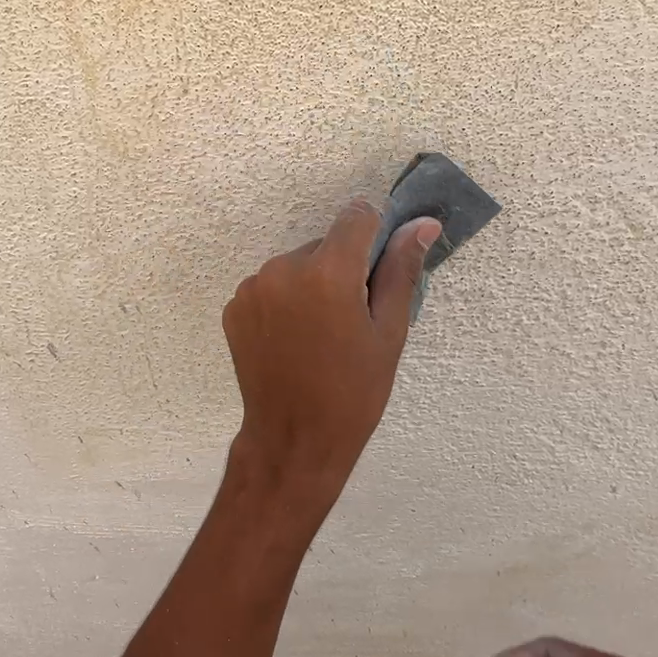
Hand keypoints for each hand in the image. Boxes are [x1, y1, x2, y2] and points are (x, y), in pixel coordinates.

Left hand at [219, 199, 440, 494]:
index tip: (378, 262)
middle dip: (341, 269)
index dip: (373, 232)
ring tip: (320, 333)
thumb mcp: (388, 332)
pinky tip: (293, 339)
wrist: (293, 438)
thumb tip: (422, 224)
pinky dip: (283, 302)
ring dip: (310, 284)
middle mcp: (283, 269)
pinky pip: (268, 288)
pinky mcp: (234, 306)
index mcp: (327, 272)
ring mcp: (253, 288)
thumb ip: (401, 269)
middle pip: (323, 246)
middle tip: (351, 317)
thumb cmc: (352, 391)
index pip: (355, 218)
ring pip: (294, 267)